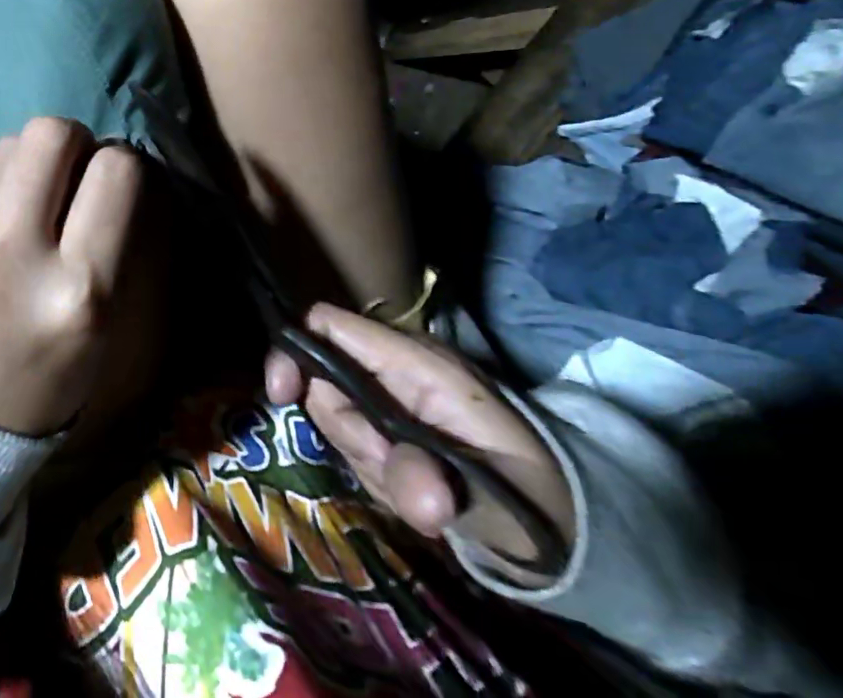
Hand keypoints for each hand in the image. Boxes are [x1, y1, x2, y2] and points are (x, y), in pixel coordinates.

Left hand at [0, 117, 142, 436]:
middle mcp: (12, 260)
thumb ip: (115, 238)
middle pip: (52, 133)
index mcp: (79, 293)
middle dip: (75, 145)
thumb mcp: (108, 325)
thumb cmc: (49, 380)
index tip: (115, 188)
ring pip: (6, 144)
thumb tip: (111, 162)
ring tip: (29, 205)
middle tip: (72, 180)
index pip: (117, 172)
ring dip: (30, 164)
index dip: (124, 168)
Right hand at [266, 305, 574, 562]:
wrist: (560, 518)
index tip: (282, 397)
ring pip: (337, 417)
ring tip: (418, 488)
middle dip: (348, 433)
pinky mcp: (393, 420)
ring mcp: (394, 394)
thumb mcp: (489, 495)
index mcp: (416, 362)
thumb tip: (419, 504)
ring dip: (366, 459)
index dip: (294, 351)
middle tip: (391, 468)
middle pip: (325, 380)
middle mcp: (397, 368)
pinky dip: (374, 470)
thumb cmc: (527, 494)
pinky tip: (413, 489)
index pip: (329, 325)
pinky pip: (354, 440)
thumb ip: (442, 487)